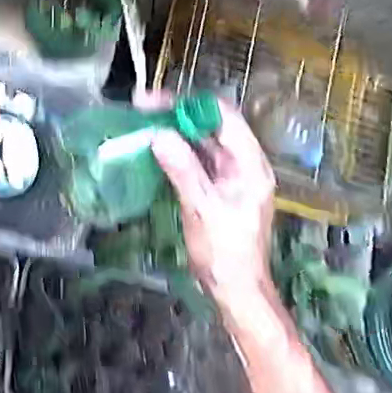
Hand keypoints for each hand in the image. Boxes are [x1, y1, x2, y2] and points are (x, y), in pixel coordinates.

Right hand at [151, 99, 276, 303]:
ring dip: (173, 130)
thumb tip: (159, 135)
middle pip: (211, 125)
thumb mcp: (202, 208)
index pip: (223, 117)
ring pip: (201, 141)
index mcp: (250, 164)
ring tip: (142, 122)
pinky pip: (196, 159)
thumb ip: (182, 169)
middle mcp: (243, 163)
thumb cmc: (225, 252)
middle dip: (177, 114)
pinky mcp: (216, 187)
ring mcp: (230, 175)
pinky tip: (153, 148)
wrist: (235, 289)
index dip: (188, 105)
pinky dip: (175, 150)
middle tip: (141, 108)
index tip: (154, 102)